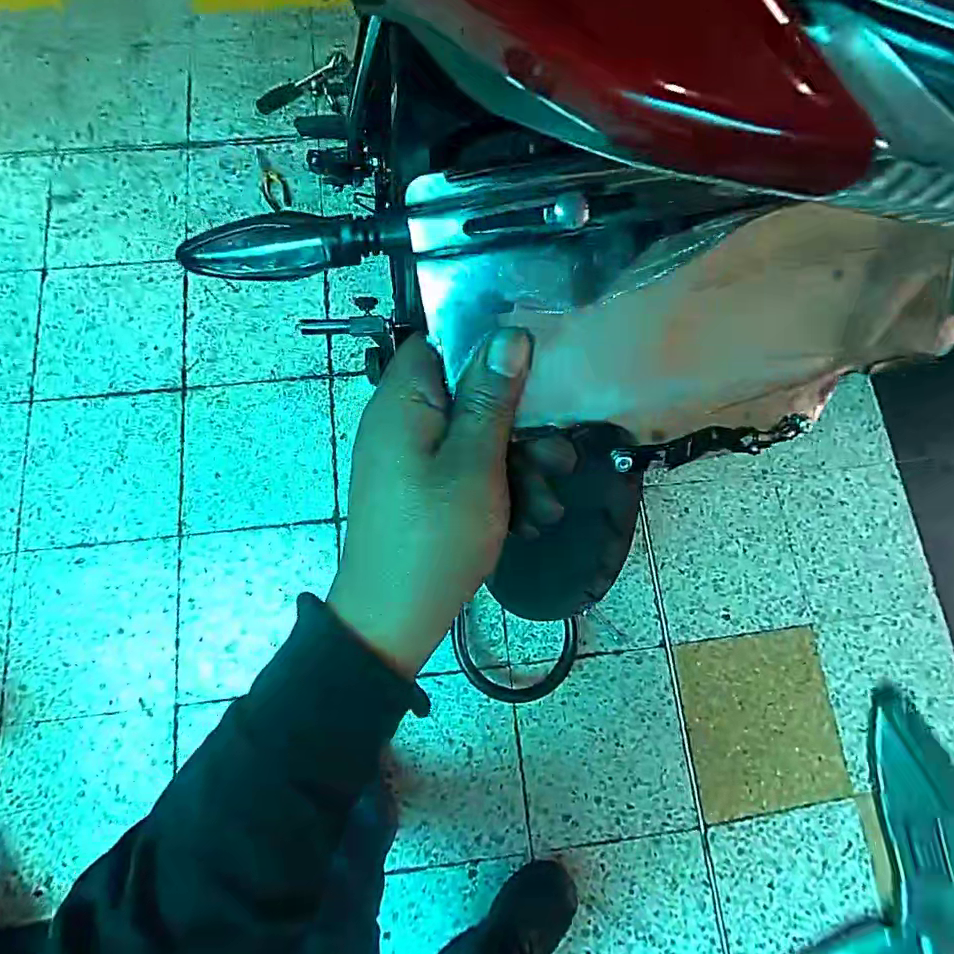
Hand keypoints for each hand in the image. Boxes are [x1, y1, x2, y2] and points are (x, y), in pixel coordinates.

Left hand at [328, 329, 532, 675]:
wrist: (395, 618)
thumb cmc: (433, 537)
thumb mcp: (474, 464)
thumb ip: (491, 398)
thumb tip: (508, 335)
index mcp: (403, 402)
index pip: (441, 341)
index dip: (488, 345)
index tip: (536, 364)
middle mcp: (404, 422)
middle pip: (470, 395)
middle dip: (519, 425)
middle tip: (558, 458)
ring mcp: (415, 457)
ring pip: (478, 437)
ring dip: (518, 465)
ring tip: (546, 503)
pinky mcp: (426, 487)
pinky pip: (468, 468)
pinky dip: (499, 487)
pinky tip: (529, 518)